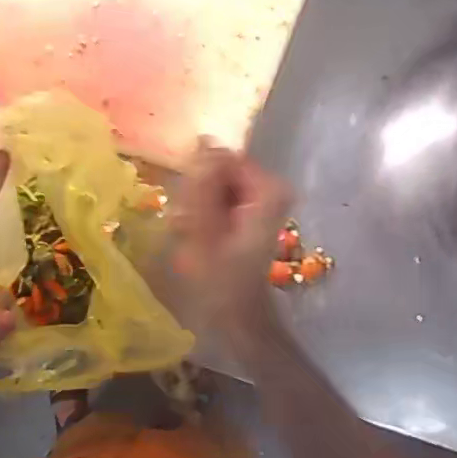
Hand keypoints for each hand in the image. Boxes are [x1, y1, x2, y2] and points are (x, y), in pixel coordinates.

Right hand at [171, 141, 289, 336]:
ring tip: (189, 236)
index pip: (222, 159)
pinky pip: (218, 201)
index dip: (197, 180)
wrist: (237, 317)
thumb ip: (204, 185)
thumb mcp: (204, 231)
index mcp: (268, 189)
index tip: (185, 209)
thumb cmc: (220, 281)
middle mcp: (271, 189)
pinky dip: (202, 216)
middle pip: (219, 172)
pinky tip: (195, 238)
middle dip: (196, 196)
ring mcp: (262, 202)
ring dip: (195, 208)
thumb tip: (203, 140)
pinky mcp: (251, 215)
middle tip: (185, 226)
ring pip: (214, 187)